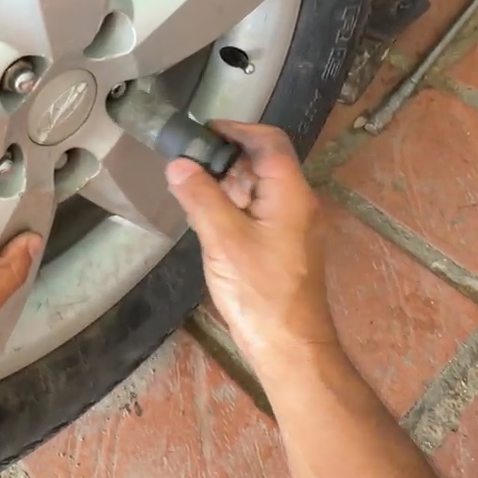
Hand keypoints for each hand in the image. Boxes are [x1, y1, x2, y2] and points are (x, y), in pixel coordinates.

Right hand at [165, 121, 338, 372]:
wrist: (291, 348)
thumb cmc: (260, 291)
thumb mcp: (222, 239)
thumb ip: (200, 197)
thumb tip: (178, 164)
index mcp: (291, 193)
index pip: (269, 140)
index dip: (236, 129)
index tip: (202, 132)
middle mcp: (298, 203)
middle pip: (265, 161)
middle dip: (227, 155)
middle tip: (190, 160)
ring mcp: (294, 225)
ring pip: (261, 186)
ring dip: (229, 180)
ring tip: (193, 186)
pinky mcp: (286, 245)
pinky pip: (261, 209)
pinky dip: (236, 203)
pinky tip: (209, 216)